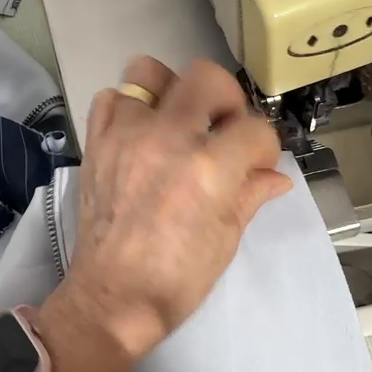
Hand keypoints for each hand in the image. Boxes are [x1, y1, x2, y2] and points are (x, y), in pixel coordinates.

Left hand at [35, 57, 290, 371]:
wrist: (113, 298)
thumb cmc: (175, 280)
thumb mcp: (225, 240)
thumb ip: (250, 195)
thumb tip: (275, 176)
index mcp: (208, 169)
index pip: (256, 129)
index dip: (264, 147)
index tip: (257, 165)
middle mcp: (166, 139)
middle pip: (207, 77)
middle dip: (226, 99)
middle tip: (222, 129)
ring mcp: (126, 136)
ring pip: (149, 73)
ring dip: (170, 92)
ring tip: (177, 123)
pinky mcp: (96, 143)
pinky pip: (111, 99)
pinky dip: (127, 108)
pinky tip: (140, 134)